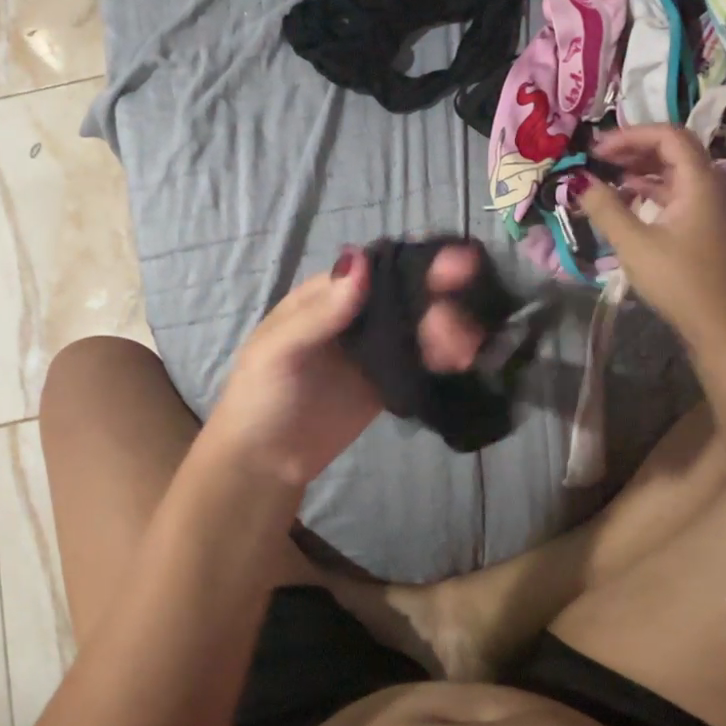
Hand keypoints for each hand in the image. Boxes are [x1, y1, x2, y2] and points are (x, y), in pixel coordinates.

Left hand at [198, 246, 486, 486]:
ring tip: (466, 349)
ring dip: (449, 330)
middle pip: (409, 295)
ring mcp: (376, 349)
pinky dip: (445, 359)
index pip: (379, 268)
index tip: (456, 266)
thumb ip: (319, 312)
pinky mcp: (390, 382)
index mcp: (328, 294)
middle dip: (441, 300)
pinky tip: (464, 361)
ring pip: (422, 327)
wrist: (264, 464)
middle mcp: (358, 314)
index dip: (417, 264)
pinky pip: (423, 362)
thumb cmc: (260, 397)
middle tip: (461, 322)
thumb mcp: (277, 350)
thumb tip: (360, 261)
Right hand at [578, 125, 725, 347]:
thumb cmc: (676, 280)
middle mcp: (709, 186)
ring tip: (606, 175)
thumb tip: (579, 180)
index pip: (669, 136)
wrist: (716, 324)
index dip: (631, 135)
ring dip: (640, 168)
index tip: (598, 149)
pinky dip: (649, 188)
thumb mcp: (633, 243)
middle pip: (673, 149)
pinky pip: (676, 192)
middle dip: (634, 148)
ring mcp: (709, 206)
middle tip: (599, 158)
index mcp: (699, 182)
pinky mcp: (703, 225)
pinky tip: (625, 197)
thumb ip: (605, 207)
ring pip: (674, 171)